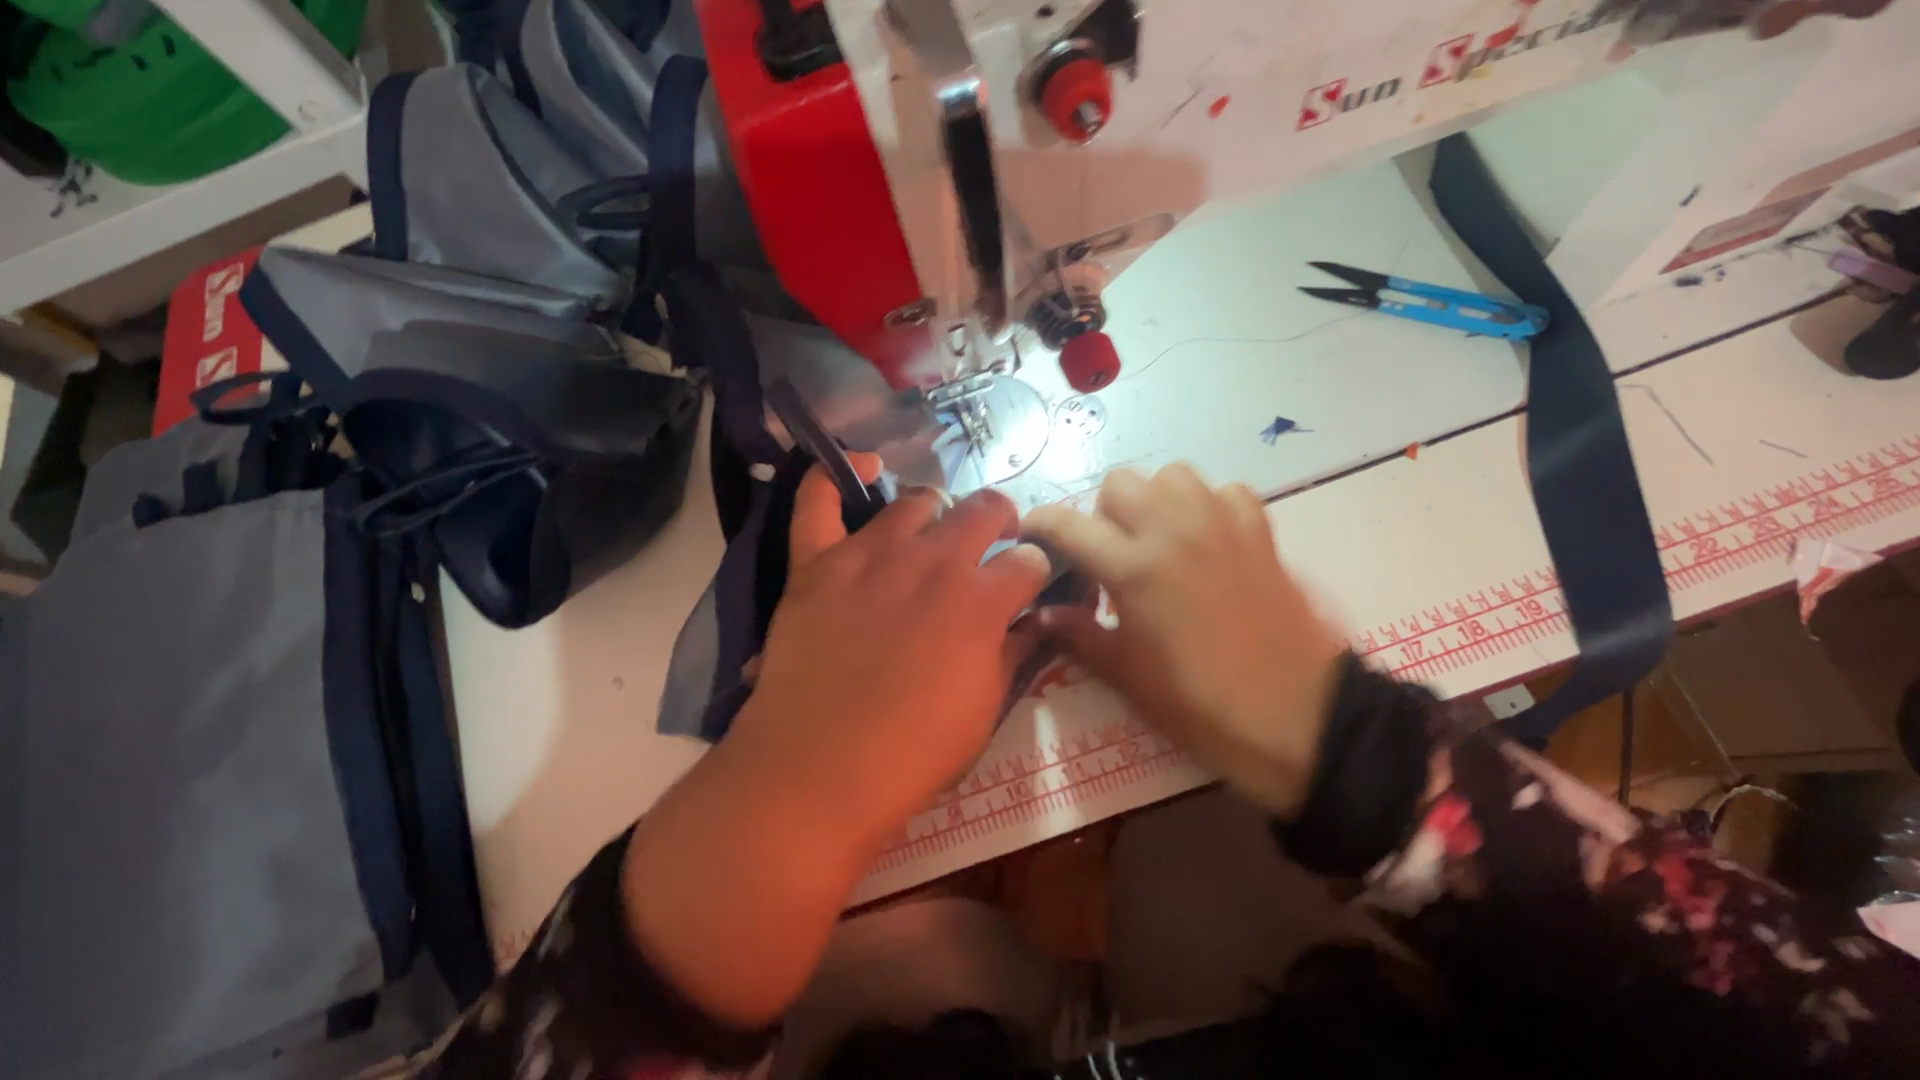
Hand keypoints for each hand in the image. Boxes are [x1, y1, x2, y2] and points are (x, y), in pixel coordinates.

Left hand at [625, 456, 1051, 1024]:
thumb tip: (1035, 622)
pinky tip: (859, 466)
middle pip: (982, 509)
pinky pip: (818, 501)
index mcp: (981, 599)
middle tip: (993, 543)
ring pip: (915, 502)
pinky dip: (833, 477)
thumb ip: (1013, 653)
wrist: (820, 767)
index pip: (1028, 561)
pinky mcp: (817, 562)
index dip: (1036, 570)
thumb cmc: (915, 751)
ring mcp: (870, 554)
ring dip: (935, 512)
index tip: (1032, 583)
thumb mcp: (986, 708)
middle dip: (1000, 520)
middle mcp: (933, 560)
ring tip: (932, 532)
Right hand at [1023, 465, 1345, 816]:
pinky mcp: (1261, 532)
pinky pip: (1225, 492)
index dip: (1040, 525)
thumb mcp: (1127, 676)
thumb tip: (1040, 614)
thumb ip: (1079, 636)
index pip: (1068, 524)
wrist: (1295, 718)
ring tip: (1156, 542)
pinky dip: (1209, 506)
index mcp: (1133, 567)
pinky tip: (1207, 542)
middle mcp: (1173, 529)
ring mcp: (1221, 524)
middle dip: (1103, 514)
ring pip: (1172, 475)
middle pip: (1119, 483)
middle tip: (1109, 557)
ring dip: (1155, 500)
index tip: (1031, 538)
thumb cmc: (1200, 704)